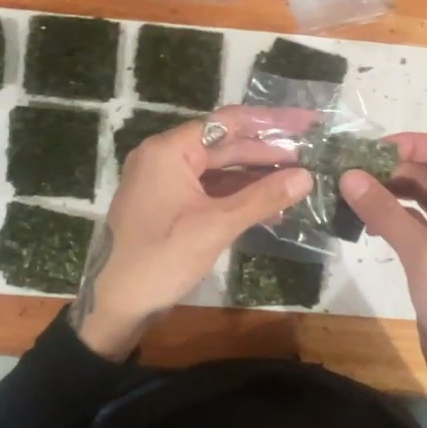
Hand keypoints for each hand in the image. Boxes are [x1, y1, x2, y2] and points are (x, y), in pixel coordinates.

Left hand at [71, 106, 315, 360]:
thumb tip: (307, 176)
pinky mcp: (167, 206)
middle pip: (224, 145)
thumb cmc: (161, 258)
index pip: (228, 123)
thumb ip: (262, 198)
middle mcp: (164, 158)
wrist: (114, 305)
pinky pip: (208, 191)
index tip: (306, 123)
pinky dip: (236, 197)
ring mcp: (164, 182)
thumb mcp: (216, 226)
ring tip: (297, 182)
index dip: (270, 122)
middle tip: (311, 155)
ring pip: (218, 170)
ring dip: (255, 177)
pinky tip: (269, 208)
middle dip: (267, 152)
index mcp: (169, 151)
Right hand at [341, 134, 426, 427]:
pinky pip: (414, 227)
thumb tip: (348, 174)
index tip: (369, 150)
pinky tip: (362, 221)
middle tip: (345, 171)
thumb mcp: (425, 256)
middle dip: (391, 168)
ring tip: (347, 193)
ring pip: (419, 201)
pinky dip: (390, 219)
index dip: (413, 143)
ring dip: (388, 193)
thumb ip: (387, 212)